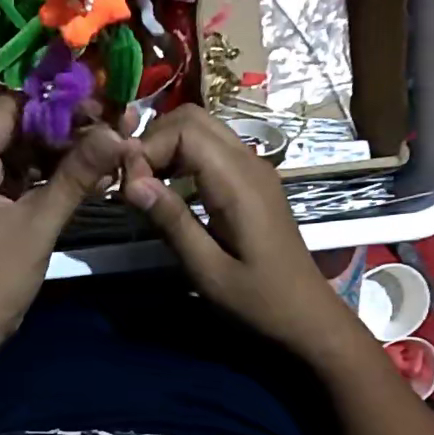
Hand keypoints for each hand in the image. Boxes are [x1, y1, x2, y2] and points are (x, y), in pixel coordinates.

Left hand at [0, 92, 132, 370]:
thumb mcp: (37, 225)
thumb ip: (75, 176)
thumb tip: (117, 134)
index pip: (8, 109)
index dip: (55, 104)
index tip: (101, 103)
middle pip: (19, 126)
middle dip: (67, 127)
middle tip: (115, 123)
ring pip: (27, 150)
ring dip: (67, 150)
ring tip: (113, 144)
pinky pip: (28, 175)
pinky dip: (57, 174)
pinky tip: (95, 170)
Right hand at [121, 105, 362, 363]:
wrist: (306, 315)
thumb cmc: (258, 301)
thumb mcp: (208, 271)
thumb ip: (171, 222)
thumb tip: (130, 182)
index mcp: (239, 182)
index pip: (184, 131)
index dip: (147, 149)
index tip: (127, 188)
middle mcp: (249, 163)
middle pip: (193, 118)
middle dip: (154, 141)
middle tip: (132, 183)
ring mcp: (255, 169)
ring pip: (203, 129)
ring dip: (168, 147)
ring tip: (145, 187)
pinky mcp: (254, 182)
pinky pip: (214, 150)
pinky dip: (184, 158)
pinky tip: (171, 191)